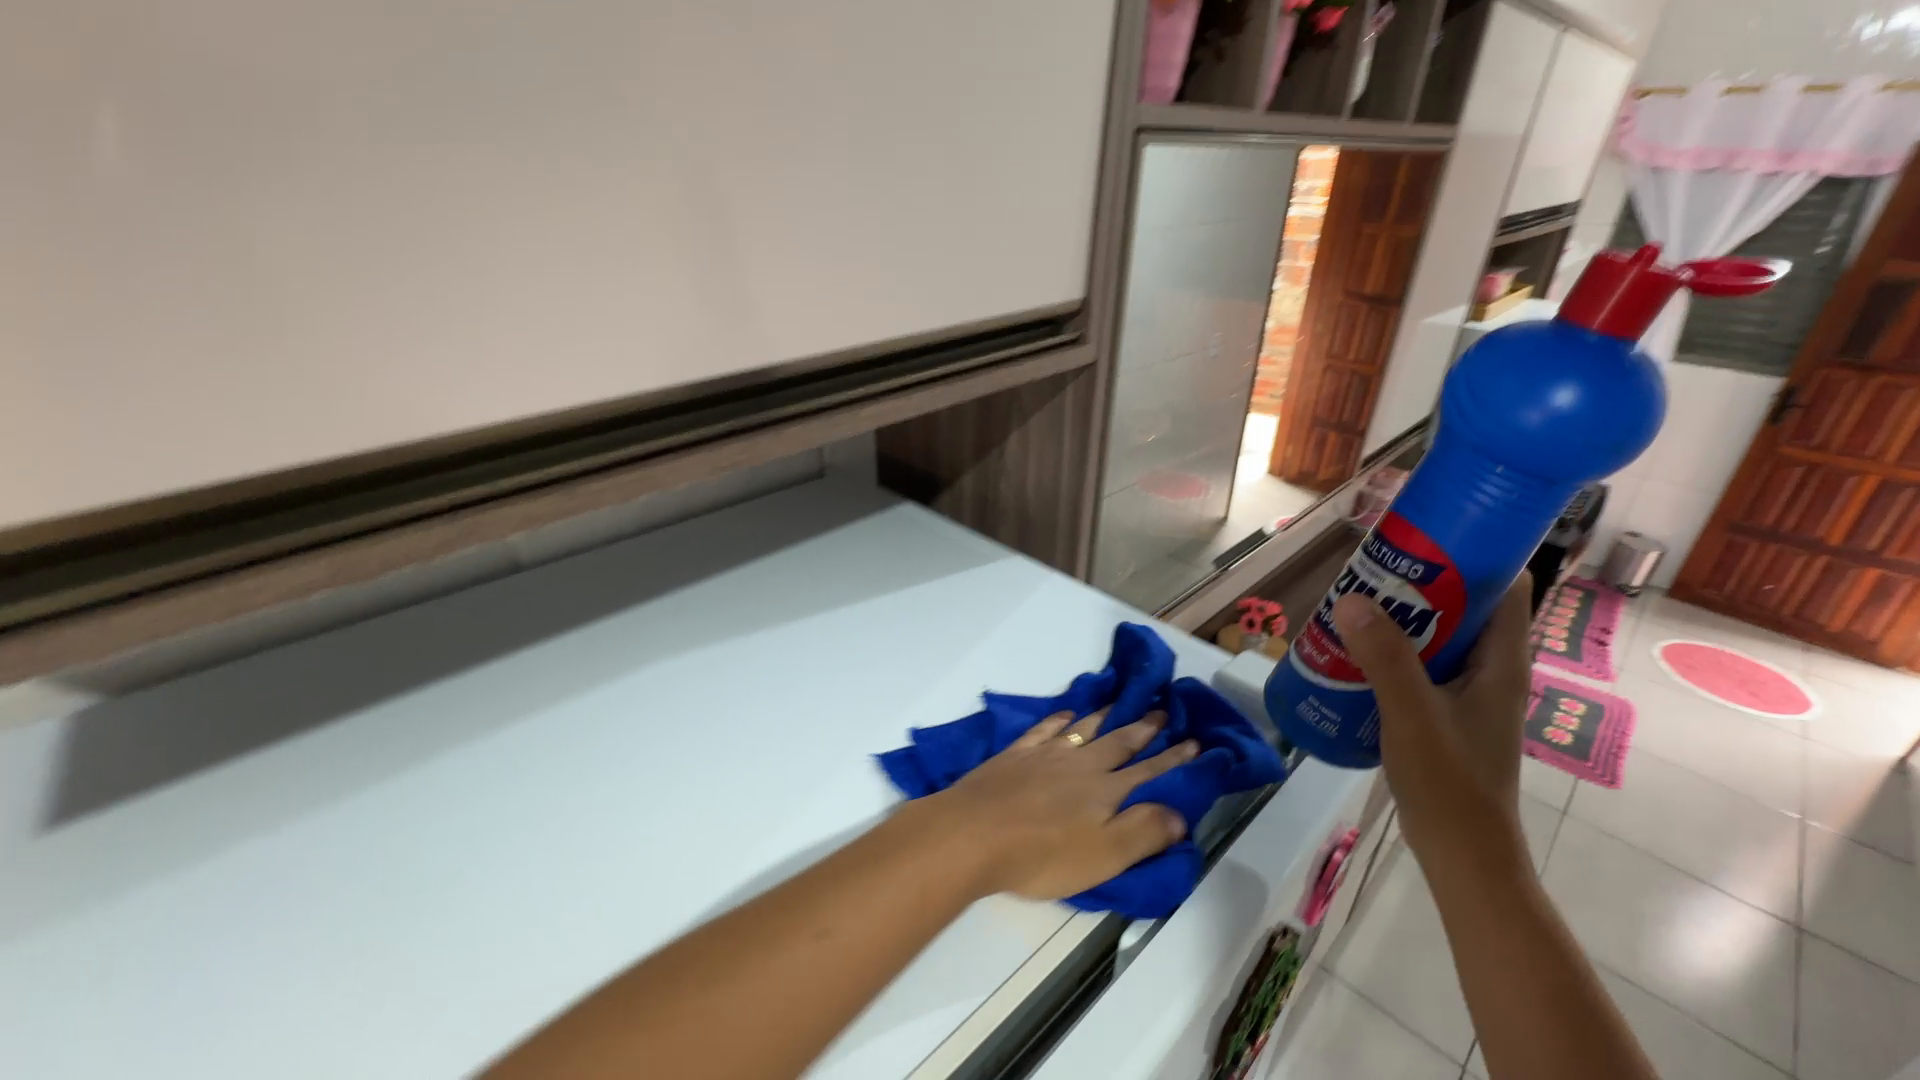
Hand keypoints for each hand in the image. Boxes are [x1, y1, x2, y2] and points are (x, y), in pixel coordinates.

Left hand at [909, 708, 1198, 901]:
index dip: (1174, 759)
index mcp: (1106, 791)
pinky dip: (1060, 720)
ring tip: (1122, 706)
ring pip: (1084, 730)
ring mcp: (1044, 756)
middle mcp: (1080, 765)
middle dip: (1144, 730)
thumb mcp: (1104, 855)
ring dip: (1106, 718)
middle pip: (1118, 742)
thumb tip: (1180, 814)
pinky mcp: (1014, 756)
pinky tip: (1066, 714)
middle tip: (1163, 712)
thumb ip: (1144, 832)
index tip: (1195, 742)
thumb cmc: (1042, 854)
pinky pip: (1044, 730)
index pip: (1148, 771)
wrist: (972, 834)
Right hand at [1331, 574, 1533, 870]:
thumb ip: (1384, 656)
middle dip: (1423, 583)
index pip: (1509, 587)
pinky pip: (1423, 668)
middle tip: (1373, 569)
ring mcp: (1471, 696)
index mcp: (1502, 662)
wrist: (1462, 854)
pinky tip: (1355, 655)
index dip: (1477, 554)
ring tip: (1356, 605)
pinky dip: (1395, 653)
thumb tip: (1352, 597)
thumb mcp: (1412, 713)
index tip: (1427, 536)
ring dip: (1403, 619)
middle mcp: (1493, 671)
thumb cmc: (1450, 781)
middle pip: (1467, 608)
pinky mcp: (1447, 717)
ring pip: (1441, 639)